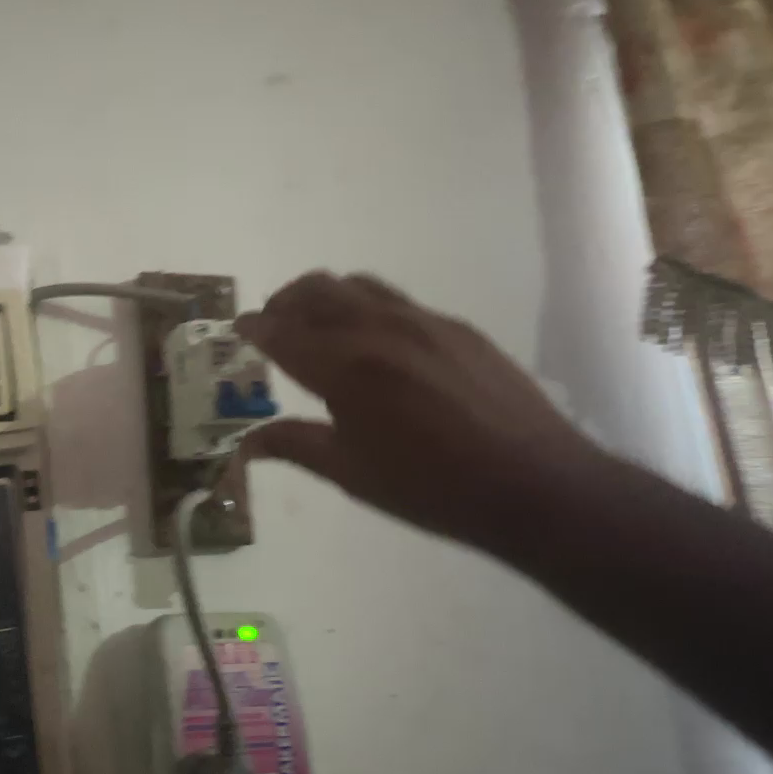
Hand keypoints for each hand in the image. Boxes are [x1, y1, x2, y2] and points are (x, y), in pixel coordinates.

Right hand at [236, 271, 609, 548]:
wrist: (533, 483)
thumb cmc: (430, 488)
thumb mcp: (350, 473)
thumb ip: (294, 445)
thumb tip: (245, 443)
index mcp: (344, 369)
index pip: (283, 333)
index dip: (255, 327)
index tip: (239, 327)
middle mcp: (377, 331)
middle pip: (317, 291)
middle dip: (285, 301)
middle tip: (272, 321)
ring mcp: (422, 322)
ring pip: (358, 286)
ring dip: (326, 296)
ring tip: (317, 321)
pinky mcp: (456, 327)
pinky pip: (397, 301)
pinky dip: (368, 307)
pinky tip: (376, 341)